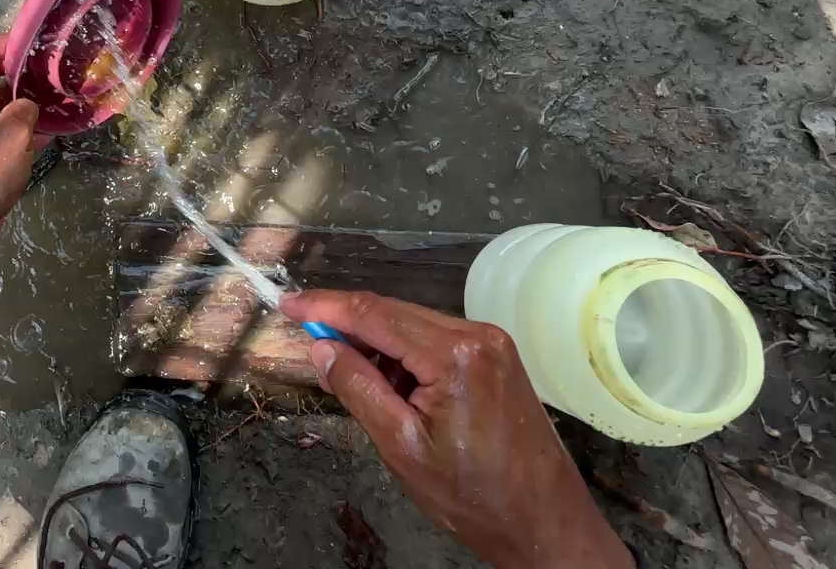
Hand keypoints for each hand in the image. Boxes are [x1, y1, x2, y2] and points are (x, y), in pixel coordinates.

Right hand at [280, 291, 632, 568]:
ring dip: (373, 340)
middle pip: (390, 312)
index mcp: (453, 354)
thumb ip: (357, 387)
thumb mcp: (401, 446)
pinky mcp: (493, 355)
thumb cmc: (473, 497)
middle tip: (309, 340)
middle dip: (345, 323)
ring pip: (408, 322)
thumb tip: (321, 346)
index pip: (372, 314)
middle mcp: (474, 334)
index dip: (324, 306)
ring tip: (351, 374)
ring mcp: (489, 342)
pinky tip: (388, 380)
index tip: (287, 305)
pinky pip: (430, 337)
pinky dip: (400, 351)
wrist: (548, 530)